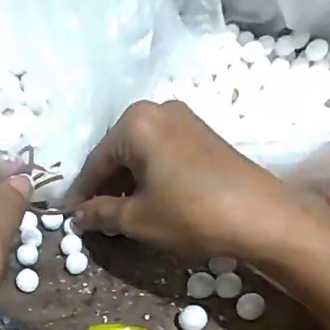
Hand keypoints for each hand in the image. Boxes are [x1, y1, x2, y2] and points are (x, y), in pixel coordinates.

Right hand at [64, 101, 323, 262]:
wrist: (260, 216)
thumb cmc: (190, 213)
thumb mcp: (138, 218)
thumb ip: (101, 214)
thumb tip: (77, 217)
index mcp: (135, 123)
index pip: (95, 163)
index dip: (80, 195)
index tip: (68, 218)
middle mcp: (157, 110)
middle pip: (117, 153)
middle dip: (103, 187)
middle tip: (93, 219)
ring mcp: (183, 119)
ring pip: (139, 154)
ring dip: (125, 183)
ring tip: (117, 215)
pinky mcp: (201, 134)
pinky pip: (160, 153)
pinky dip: (147, 176)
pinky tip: (145, 201)